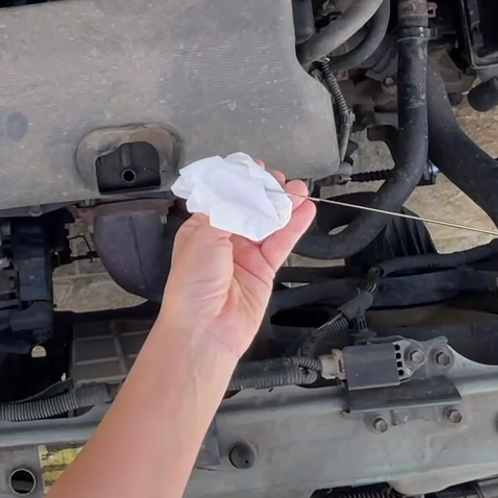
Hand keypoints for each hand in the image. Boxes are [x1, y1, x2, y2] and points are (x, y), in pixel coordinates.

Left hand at [157, 171, 315, 360]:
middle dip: (264, 193)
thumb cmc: (192, 283)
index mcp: (200, 228)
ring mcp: (245, 255)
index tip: (255, 169)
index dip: (239, 184)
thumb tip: (243, 191)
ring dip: (283, 206)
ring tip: (300, 189)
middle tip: (280, 179)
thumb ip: (227, 212)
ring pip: (268, 224)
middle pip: (249, 209)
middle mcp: (223, 240)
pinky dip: (294, 226)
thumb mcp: (203, 237)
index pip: (223, 199)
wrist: (204, 328)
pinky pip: (281, 243)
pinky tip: (305, 211)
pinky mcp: (264, 270)